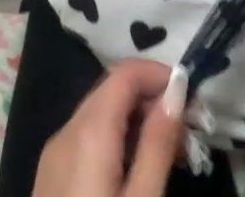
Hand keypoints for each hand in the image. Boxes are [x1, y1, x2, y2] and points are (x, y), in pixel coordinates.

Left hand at [34, 61, 183, 196]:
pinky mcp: (51, 172)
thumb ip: (158, 142)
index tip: (193, 101)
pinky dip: (118, 139)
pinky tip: (137, 168)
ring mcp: (54, 152)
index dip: (162, 75)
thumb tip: (177, 89)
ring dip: (138, 121)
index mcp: (88, 131)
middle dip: (154, 100)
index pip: (126, 72)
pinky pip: (89, 137)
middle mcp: (66, 130)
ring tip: (169, 154)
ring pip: (102, 113)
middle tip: (187, 132)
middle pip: (114, 90)